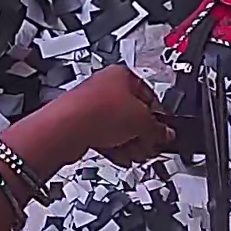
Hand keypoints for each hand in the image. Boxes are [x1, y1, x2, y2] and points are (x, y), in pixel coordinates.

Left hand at [4, 65, 174, 169]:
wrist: (66, 128)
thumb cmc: (97, 111)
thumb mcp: (142, 122)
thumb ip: (157, 129)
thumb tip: (165, 134)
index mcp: (122, 74)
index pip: (150, 95)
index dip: (159, 117)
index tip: (163, 133)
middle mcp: (104, 85)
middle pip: (132, 112)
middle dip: (142, 133)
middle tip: (149, 146)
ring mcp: (90, 105)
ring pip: (117, 126)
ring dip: (128, 142)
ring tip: (134, 153)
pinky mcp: (80, 123)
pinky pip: (102, 135)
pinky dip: (112, 145)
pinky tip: (119, 155)